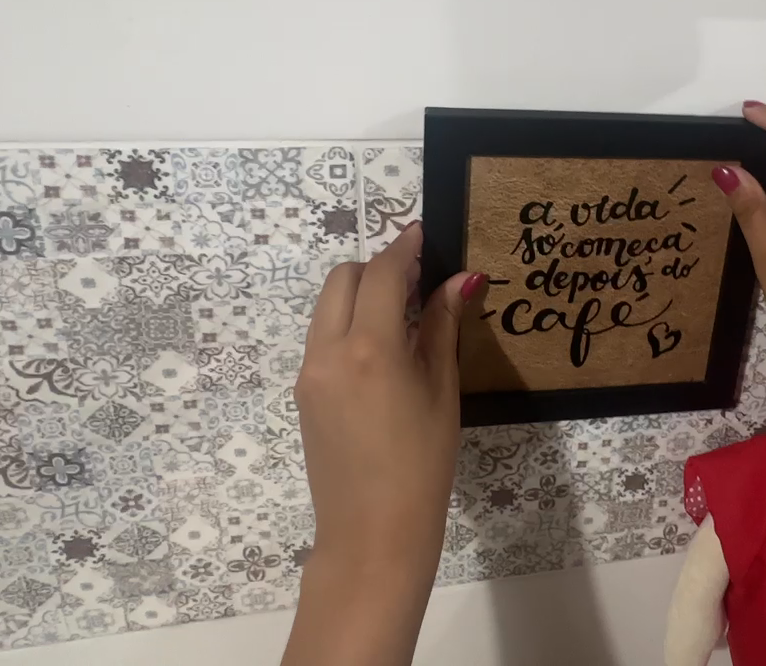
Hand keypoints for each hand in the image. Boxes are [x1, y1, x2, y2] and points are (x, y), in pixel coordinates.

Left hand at [294, 223, 486, 588]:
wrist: (372, 532)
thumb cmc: (423, 461)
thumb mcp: (442, 388)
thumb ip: (442, 325)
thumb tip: (461, 279)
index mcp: (369, 348)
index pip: (382, 274)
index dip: (404, 248)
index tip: (423, 233)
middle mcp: (328, 351)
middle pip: (343, 279)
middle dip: (377, 267)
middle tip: (417, 279)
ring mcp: (309, 372)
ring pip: (328, 306)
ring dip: (361, 293)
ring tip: (403, 312)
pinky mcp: (304, 392)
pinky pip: (323, 335)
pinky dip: (349, 321)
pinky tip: (383, 346)